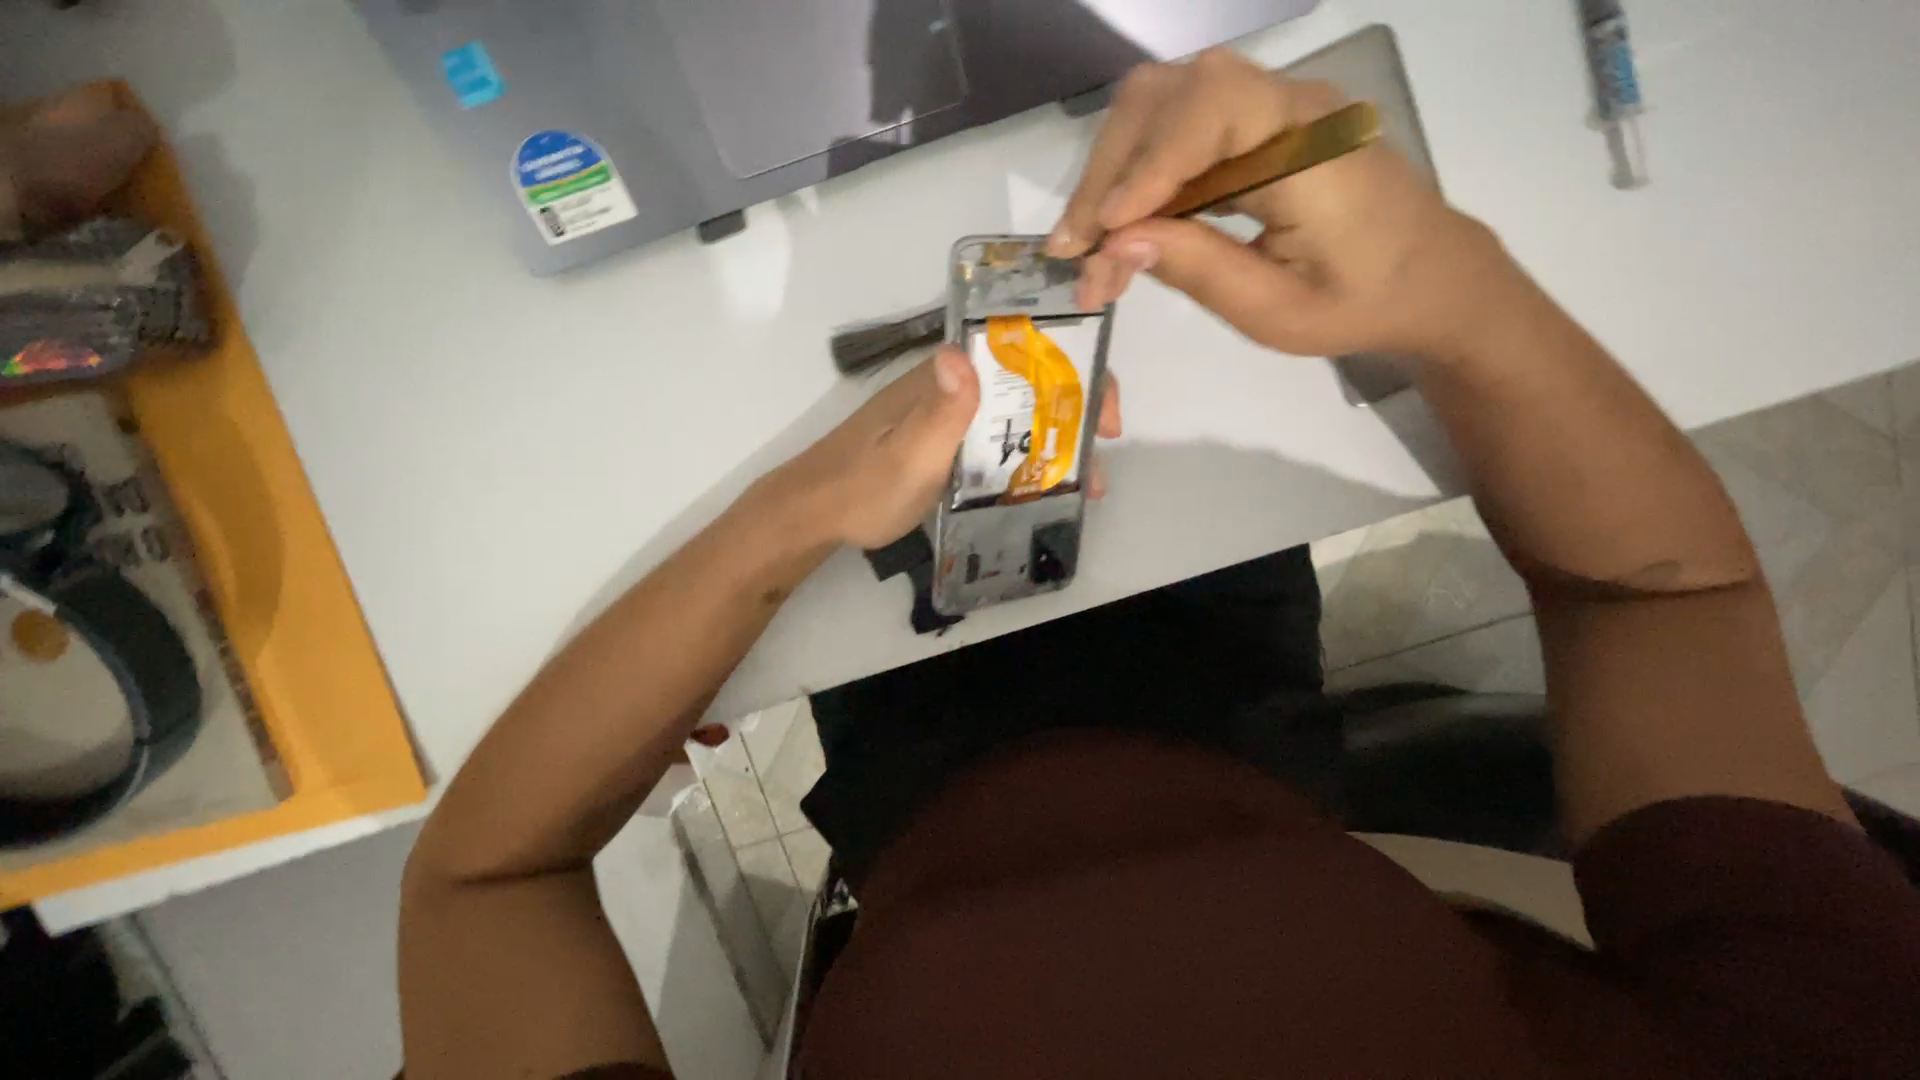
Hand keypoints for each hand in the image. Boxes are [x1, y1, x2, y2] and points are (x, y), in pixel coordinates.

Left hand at [760, 347, 1123, 550]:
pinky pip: (997, 439)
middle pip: (1029, 383)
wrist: (814, 515)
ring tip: (1086, 483)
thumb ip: (937, 412)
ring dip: (1057, 440)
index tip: (1103, 419)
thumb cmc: (862, 487)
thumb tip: (959, 353)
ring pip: (1017, 414)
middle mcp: (950, 387)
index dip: (1075, 375)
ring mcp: (946, 415)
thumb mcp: (907, 456)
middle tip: (1101, 459)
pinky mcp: (941, 443)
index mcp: (944, 378)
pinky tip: (1045, 485)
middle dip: (1075, 412)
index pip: (1023, 353)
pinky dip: (1029, 456)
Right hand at [1048, 50, 1522, 360]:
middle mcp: (1288, 104)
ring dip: (1111, 173)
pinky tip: (1118, 229)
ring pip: (1161, 106)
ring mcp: (1269, 106)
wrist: (1426, 275)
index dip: (1147, 163)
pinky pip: (1176, 131)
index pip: (1212, 110)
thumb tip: (1115, 243)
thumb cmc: (1360, 303)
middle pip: (1169, 96)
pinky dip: (1135, 178)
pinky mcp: (1252, 124)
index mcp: (1312, 145)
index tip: (1103, 231)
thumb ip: (1199, 269)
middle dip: (1108, 174)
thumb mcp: (1278, 310)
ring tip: (1087, 245)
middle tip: (1072, 252)